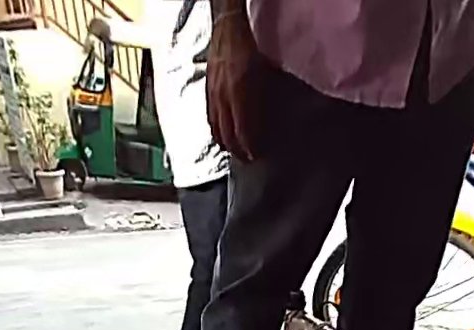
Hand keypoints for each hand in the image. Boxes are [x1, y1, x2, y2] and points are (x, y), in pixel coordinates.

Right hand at [205, 5, 263, 160]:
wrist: (226, 27)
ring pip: (217, 129)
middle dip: (237, 150)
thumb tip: (265, 119)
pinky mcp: (207, 93)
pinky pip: (210, 119)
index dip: (249, 145)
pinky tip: (222, 136)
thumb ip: (262, 96)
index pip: (243, 128)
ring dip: (226, 144)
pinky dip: (216, 132)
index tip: (256, 156)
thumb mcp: (262, 70)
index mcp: (240, 89)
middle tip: (247, 159)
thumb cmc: (248, 45)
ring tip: (234, 151)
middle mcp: (224, 96)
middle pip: (228, 134)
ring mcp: (213, 95)